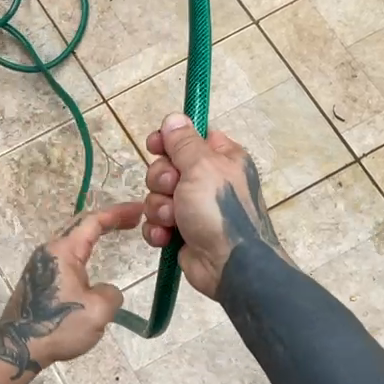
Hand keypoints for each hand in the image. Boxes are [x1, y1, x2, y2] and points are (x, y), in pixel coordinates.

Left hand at [0, 202, 144, 373]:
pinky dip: (83, 254)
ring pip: (71, 243)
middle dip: (107, 221)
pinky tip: (90, 266)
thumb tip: (104, 292)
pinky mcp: (36, 282)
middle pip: (80, 227)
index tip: (140, 211)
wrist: (17, 348)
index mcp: (63, 251)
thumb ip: (111, 294)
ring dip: (93, 237)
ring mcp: (39, 267)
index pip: (93, 221)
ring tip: (114, 235)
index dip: (118, 213)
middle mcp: (48, 252)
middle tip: (132, 221)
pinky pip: (64, 260)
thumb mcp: (98, 311)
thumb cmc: (57, 326)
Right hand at [142, 113, 282, 298]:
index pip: (190, 138)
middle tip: (173, 188)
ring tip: (172, 219)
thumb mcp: (202, 168)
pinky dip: (158, 230)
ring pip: (158, 196)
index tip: (154, 145)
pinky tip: (166, 237)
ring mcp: (193, 208)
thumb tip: (173, 118)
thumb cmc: (221, 211)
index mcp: (221, 158)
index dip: (169, 141)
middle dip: (161, 180)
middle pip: (167, 167)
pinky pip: (156, 223)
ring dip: (159, 208)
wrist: (229, 266)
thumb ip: (184, 143)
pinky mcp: (181, 232)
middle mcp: (207, 180)